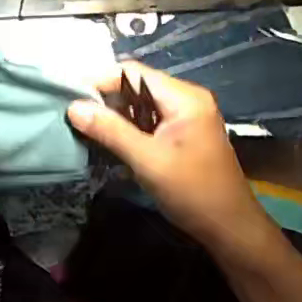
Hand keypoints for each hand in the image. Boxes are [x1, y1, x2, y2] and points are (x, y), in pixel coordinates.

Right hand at [66, 61, 280, 266]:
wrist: (230, 229)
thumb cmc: (192, 192)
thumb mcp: (146, 160)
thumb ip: (110, 130)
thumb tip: (73, 107)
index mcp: (184, 97)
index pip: (133, 72)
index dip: (100, 82)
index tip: (71, 99)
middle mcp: (186, 99)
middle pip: (135, 86)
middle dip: (105, 100)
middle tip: (76, 117)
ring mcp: (185, 117)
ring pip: (139, 105)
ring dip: (114, 116)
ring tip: (87, 130)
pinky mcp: (181, 134)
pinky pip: (147, 121)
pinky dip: (127, 128)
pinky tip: (109, 143)